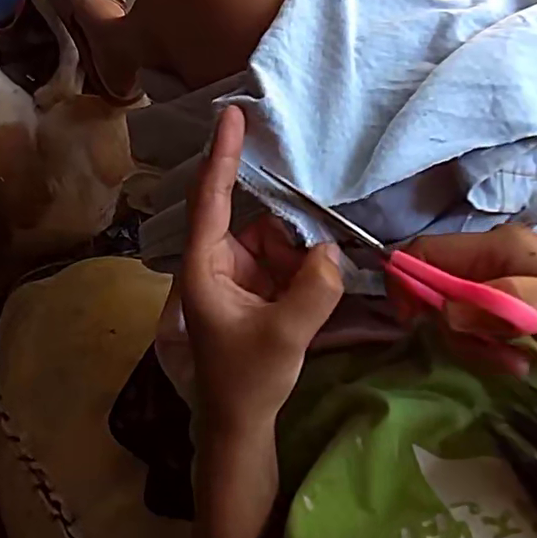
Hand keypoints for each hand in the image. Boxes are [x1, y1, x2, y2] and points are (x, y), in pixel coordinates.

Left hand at [181, 106, 343, 435]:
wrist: (241, 423)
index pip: (210, 200)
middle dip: (288, 234)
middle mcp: (219, 261)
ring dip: (302, 258)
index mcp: (205, 267)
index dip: (222, 155)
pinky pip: (288, 261)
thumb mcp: (283, 336)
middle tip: (308, 256)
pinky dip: (307, 268)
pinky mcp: (260, 286)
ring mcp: (240, 273)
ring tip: (309, 296)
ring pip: (278, 242)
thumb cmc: (246, 381)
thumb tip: (332, 251)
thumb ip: (314, 289)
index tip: (231, 114)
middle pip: (257, 222)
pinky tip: (317, 290)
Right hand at [401, 225, 536, 371]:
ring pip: (452, 310)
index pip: (426, 251)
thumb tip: (444, 309)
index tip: (414, 322)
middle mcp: (492, 256)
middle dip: (450, 325)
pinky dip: (486, 345)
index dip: (408, 282)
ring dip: (472, 342)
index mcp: (499, 246)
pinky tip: (517, 359)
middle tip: (488, 354)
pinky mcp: (508, 300)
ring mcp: (499, 278)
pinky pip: (475, 322)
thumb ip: (502, 302)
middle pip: (435, 285)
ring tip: (513, 361)